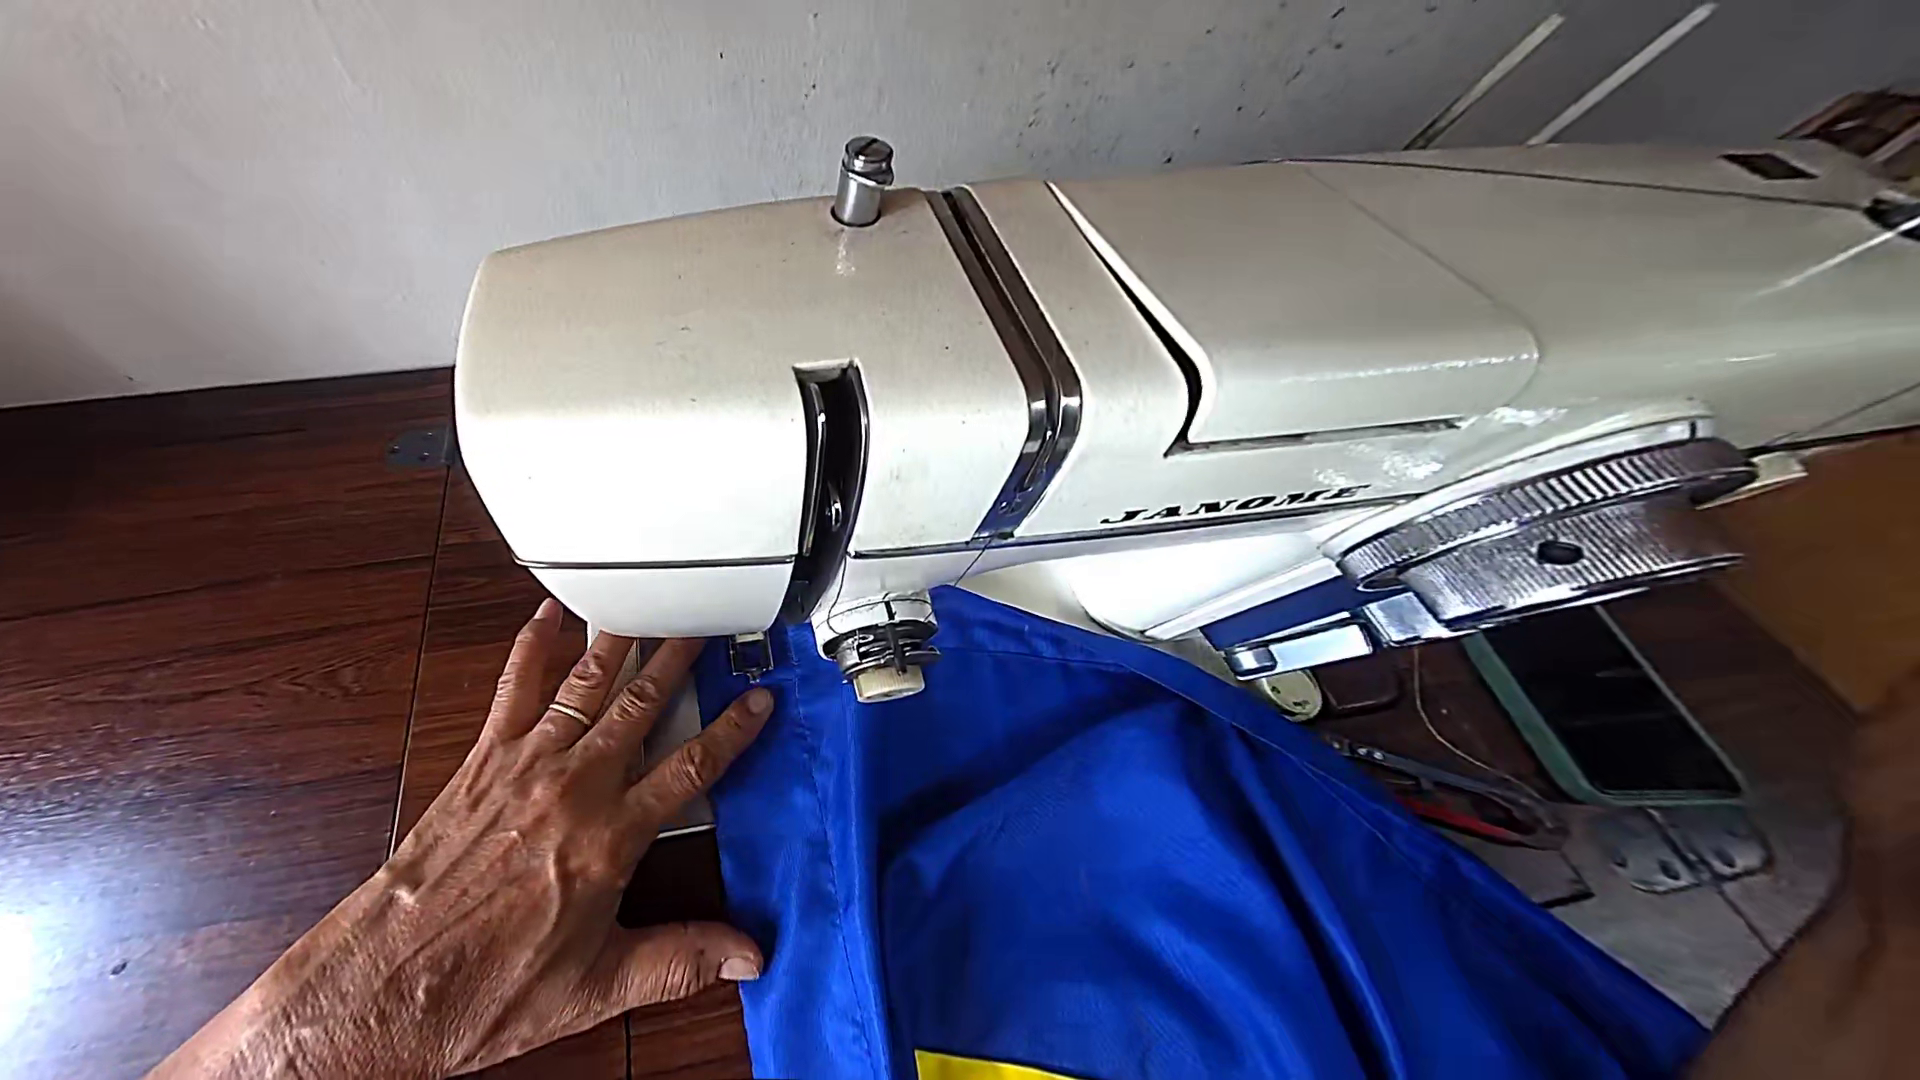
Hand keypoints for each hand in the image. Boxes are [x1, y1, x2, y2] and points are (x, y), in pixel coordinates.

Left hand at [149, 599, 773, 1078]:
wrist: (368, 998)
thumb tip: (749, 956)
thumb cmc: (483, 992)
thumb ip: (680, 960)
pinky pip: (513, 689)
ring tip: (647, 610)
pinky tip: (548, 617)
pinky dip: (532, 647)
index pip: (693, 765)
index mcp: (610, 837)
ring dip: (622, 644)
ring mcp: (527, 766)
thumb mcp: (596, 987)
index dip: (733, 729)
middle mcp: (574, 787)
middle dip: (680, 662)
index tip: (759, 699)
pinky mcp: (484, 761)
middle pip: (643, 705)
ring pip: (587, 686)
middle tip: (704, 628)